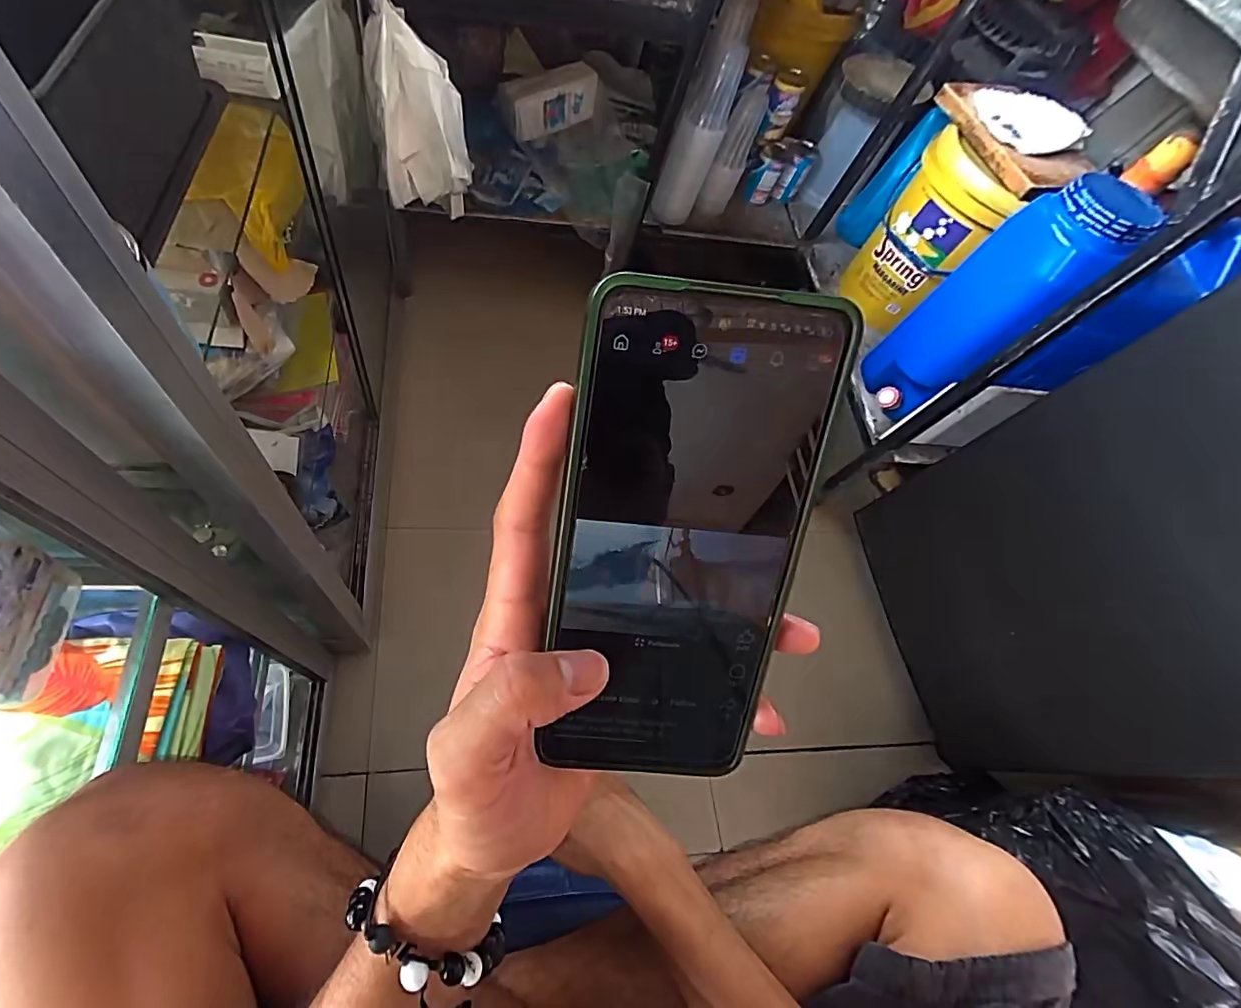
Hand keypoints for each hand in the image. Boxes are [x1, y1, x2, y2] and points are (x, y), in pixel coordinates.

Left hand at [419, 382, 824, 881]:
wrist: (497, 836)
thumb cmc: (472, 791)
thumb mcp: (470, 749)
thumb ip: (512, 701)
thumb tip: (583, 664)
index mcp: (515, 618)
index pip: (524, 519)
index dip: (538, 457)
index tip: (559, 403)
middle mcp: (557, 620)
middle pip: (597, 538)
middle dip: (635, 492)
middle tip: (680, 458)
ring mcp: (594, 648)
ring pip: (658, 598)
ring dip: (714, 595)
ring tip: (770, 602)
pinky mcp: (625, 684)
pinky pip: (680, 662)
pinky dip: (722, 676)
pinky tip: (761, 698)